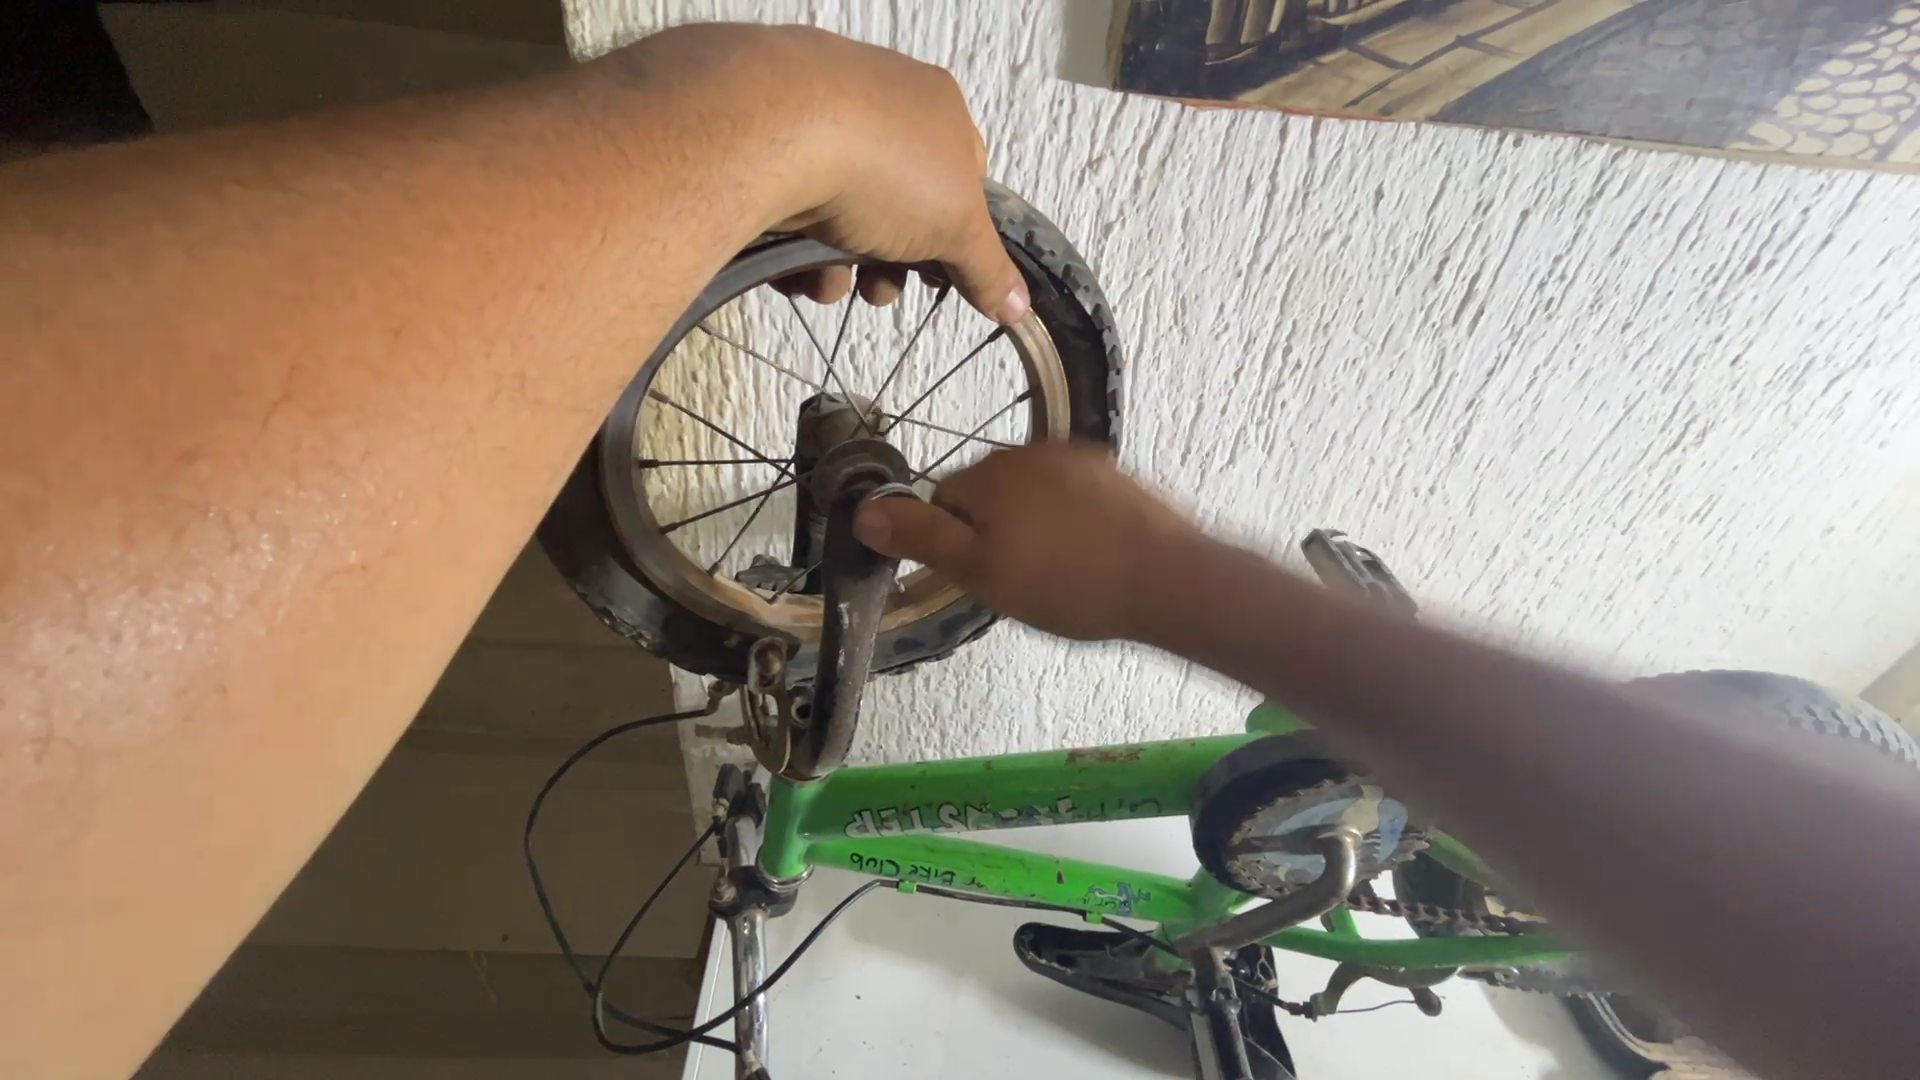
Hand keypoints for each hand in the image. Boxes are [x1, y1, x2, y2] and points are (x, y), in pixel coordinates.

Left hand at [606, 24, 1028, 322]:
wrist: (769, 129)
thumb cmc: (883, 168)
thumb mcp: (956, 230)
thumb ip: (988, 271)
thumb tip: (1020, 308)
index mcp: (938, 110)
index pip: (965, 182)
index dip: (955, 239)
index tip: (937, 278)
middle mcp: (883, 104)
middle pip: (901, 209)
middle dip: (892, 265)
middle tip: (880, 290)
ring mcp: (821, 119)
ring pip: (846, 217)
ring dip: (844, 268)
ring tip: (830, 284)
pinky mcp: (769, 143)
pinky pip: (797, 209)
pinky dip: (799, 250)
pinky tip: (795, 271)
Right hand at [853, 442, 1207, 640]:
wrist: (1166, 580)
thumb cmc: (1068, 581)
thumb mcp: (980, 570)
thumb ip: (921, 538)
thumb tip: (864, 512)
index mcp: (989, 473)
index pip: (941, 500)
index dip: (955, 542)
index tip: (982, 573)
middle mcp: (1030, 452)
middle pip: (986, 494)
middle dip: (992, 531)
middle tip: (1019, 577)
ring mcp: (1076, 458)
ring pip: (1028, 495)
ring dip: (1030, 525)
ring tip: (1058, 570)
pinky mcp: (1111, 474)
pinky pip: (1068, 495)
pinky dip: (1067, 520)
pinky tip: (1087, 553)